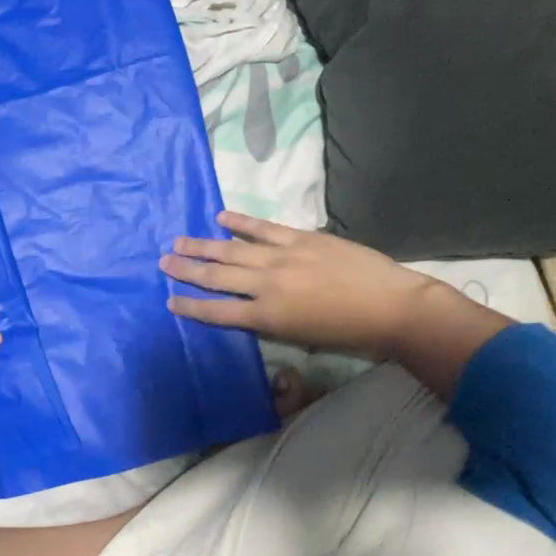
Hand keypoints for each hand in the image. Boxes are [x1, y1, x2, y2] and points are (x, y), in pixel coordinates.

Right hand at [159, 211, 463, 358]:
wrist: (392, 307)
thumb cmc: (349, 332)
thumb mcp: (301, 337)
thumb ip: (270, 322)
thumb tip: (250, 309)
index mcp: (266, 317)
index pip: (216, 311)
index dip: (191, 306)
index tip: (170, 300)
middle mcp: (266, 286)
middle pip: (217, 276)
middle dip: (187, 270)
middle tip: (162, 263)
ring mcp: (282, 258)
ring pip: (232, 250)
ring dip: (203, 246)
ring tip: (179, 241)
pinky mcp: (301, 239)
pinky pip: (263, 229)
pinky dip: (241, 223)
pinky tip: (221, 217)